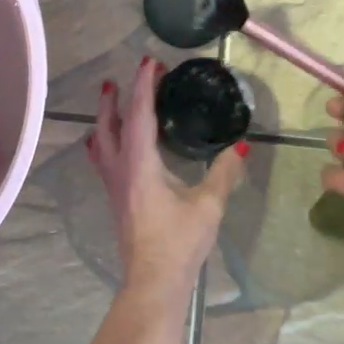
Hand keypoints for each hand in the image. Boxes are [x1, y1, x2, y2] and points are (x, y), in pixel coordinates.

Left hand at [89, 56, 247, 300]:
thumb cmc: (179, 241)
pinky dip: (109, 139)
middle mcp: (120, 168)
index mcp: (139, 163)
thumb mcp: (208, 204)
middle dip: (115, 98)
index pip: (139, 114)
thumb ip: (223, 172)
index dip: (143, 85)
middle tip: (123, 78)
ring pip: (102, 141)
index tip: (150, 61)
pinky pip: (105, 158)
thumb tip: (241, 145)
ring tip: (112, 102)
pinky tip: (116, 144)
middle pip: (109, 124)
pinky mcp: (117, 199)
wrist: (153, 282)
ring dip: (107, 118)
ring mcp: (114, 185)